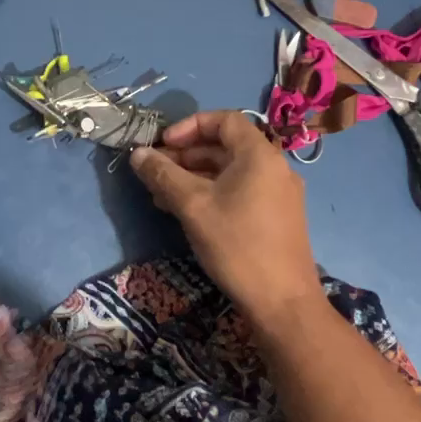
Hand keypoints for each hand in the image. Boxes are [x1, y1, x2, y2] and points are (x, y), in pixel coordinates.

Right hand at [129, 110, 320, 325]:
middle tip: (155, 172)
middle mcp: (273, 167)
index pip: (224, 119)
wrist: (283, 302)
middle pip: (225, 145)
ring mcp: (277, 193)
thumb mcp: (192, 206)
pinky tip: (185, 212)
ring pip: (229, 171)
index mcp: (259, 155)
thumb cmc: (237, 244)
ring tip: (161, 196)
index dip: (189, 126)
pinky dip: (211, 192)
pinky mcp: (275, 216)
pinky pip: (239, 190)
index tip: (163, 145)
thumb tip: (138, 154)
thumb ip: (163, 174)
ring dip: (193, 176)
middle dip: (186, 154)